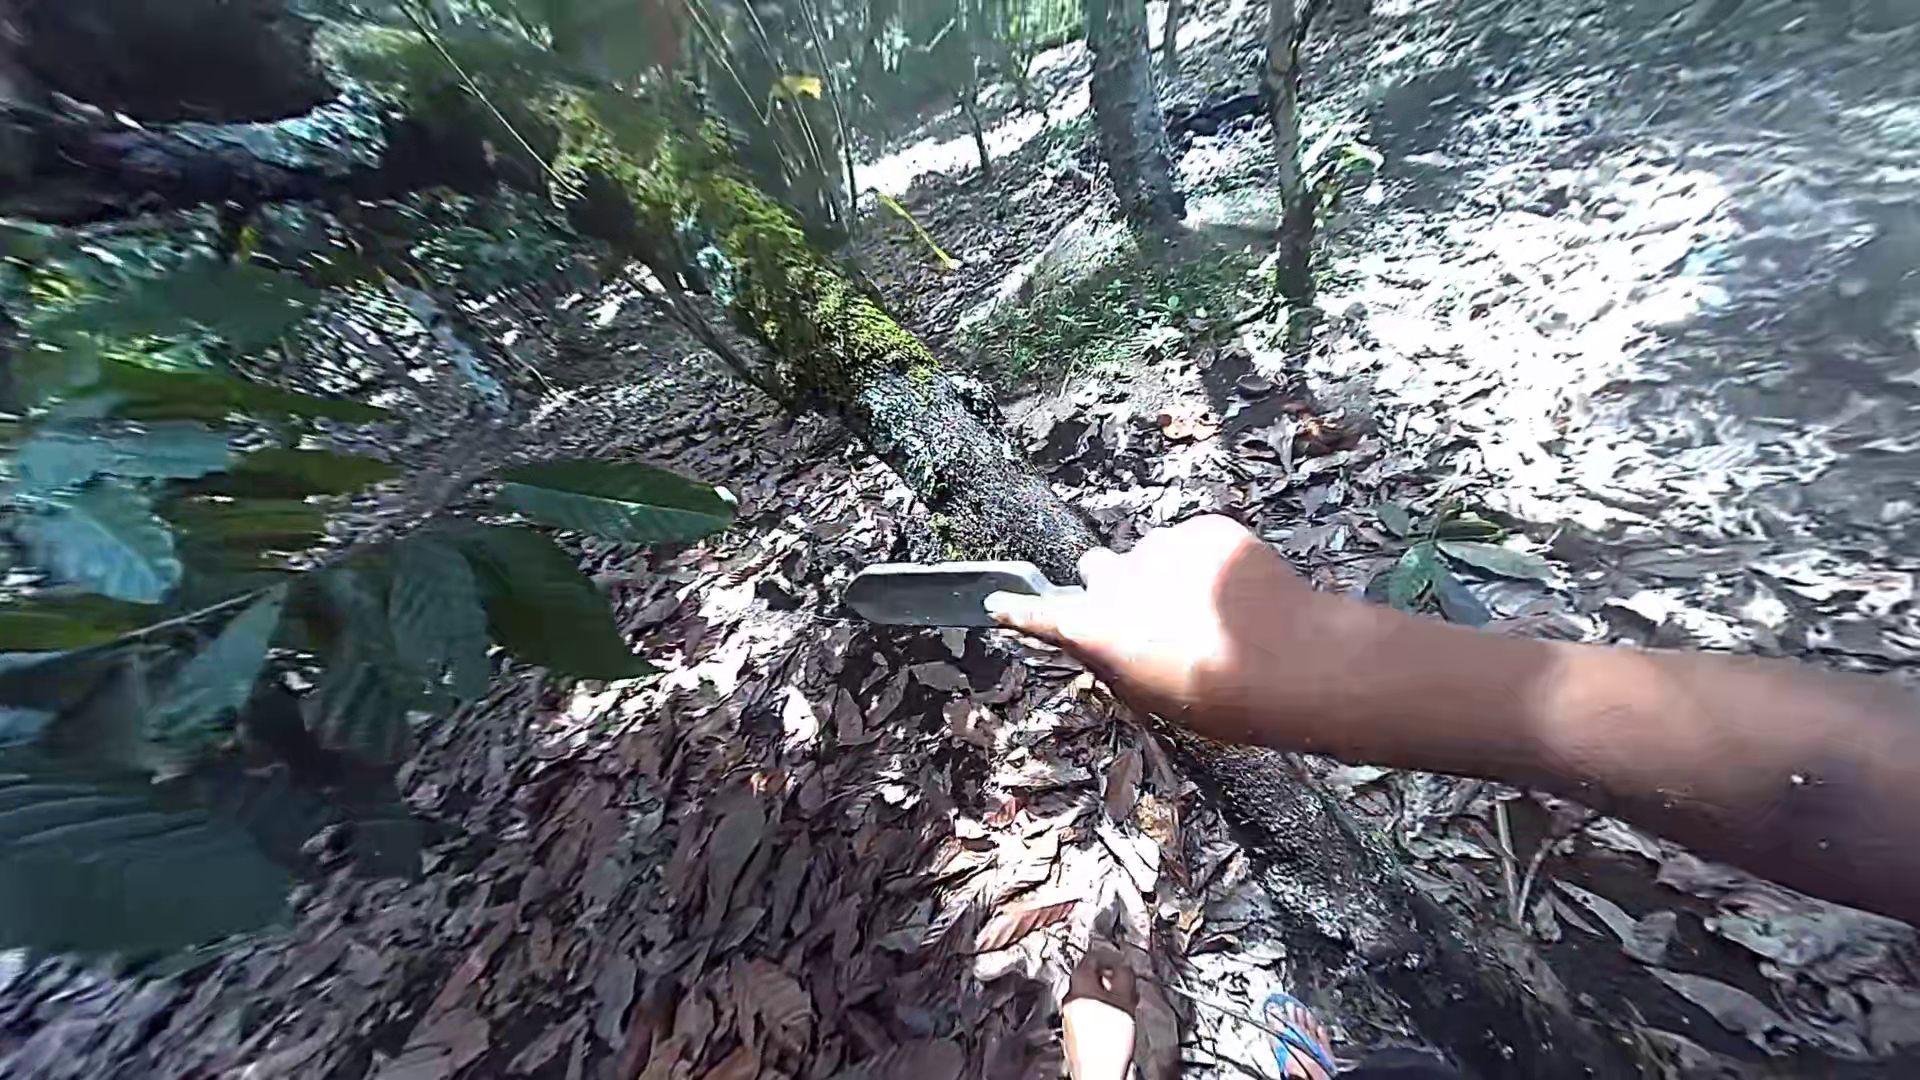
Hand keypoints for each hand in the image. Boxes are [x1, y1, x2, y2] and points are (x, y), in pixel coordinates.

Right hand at [985, 515, 1365, 746]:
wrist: (1292, 663)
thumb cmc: (1217, 699)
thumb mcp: (1147, 692)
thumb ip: (1109, 656)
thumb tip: (1093, 636)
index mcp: (1096, 627)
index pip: (1039, 615)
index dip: (1017, 609)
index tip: (996, 601)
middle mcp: (1114, 580)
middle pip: (1097, 568)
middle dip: (1112, 583)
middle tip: (1149, 607)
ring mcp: (1158, 547)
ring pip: (1148, 553)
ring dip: (1163, 571)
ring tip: (1208, 604)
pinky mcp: (1201, 527)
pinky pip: (1190, 540)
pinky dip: (1203, 558)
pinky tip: (1233, 587)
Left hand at [1062, 945, 1136, 1079]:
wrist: (1099, 1072)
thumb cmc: (1109, 1038)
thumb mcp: (1125, 999)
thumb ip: (1124, 976)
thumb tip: (1124, 965)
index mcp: (1079, 982)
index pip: (1091, 958)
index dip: (1108, 958)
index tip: (1120, 962)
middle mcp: (1070, 996)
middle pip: (1088, 978)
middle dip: (1106, 980)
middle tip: (1122, 985)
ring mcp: (1069, 1017)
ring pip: (1087, 998)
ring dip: (1103, 998)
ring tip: (1121, 1006)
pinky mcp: (1073, 1035)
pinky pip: (1087, 1016)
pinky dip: (1099, 1014)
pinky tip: (1112, 1025)